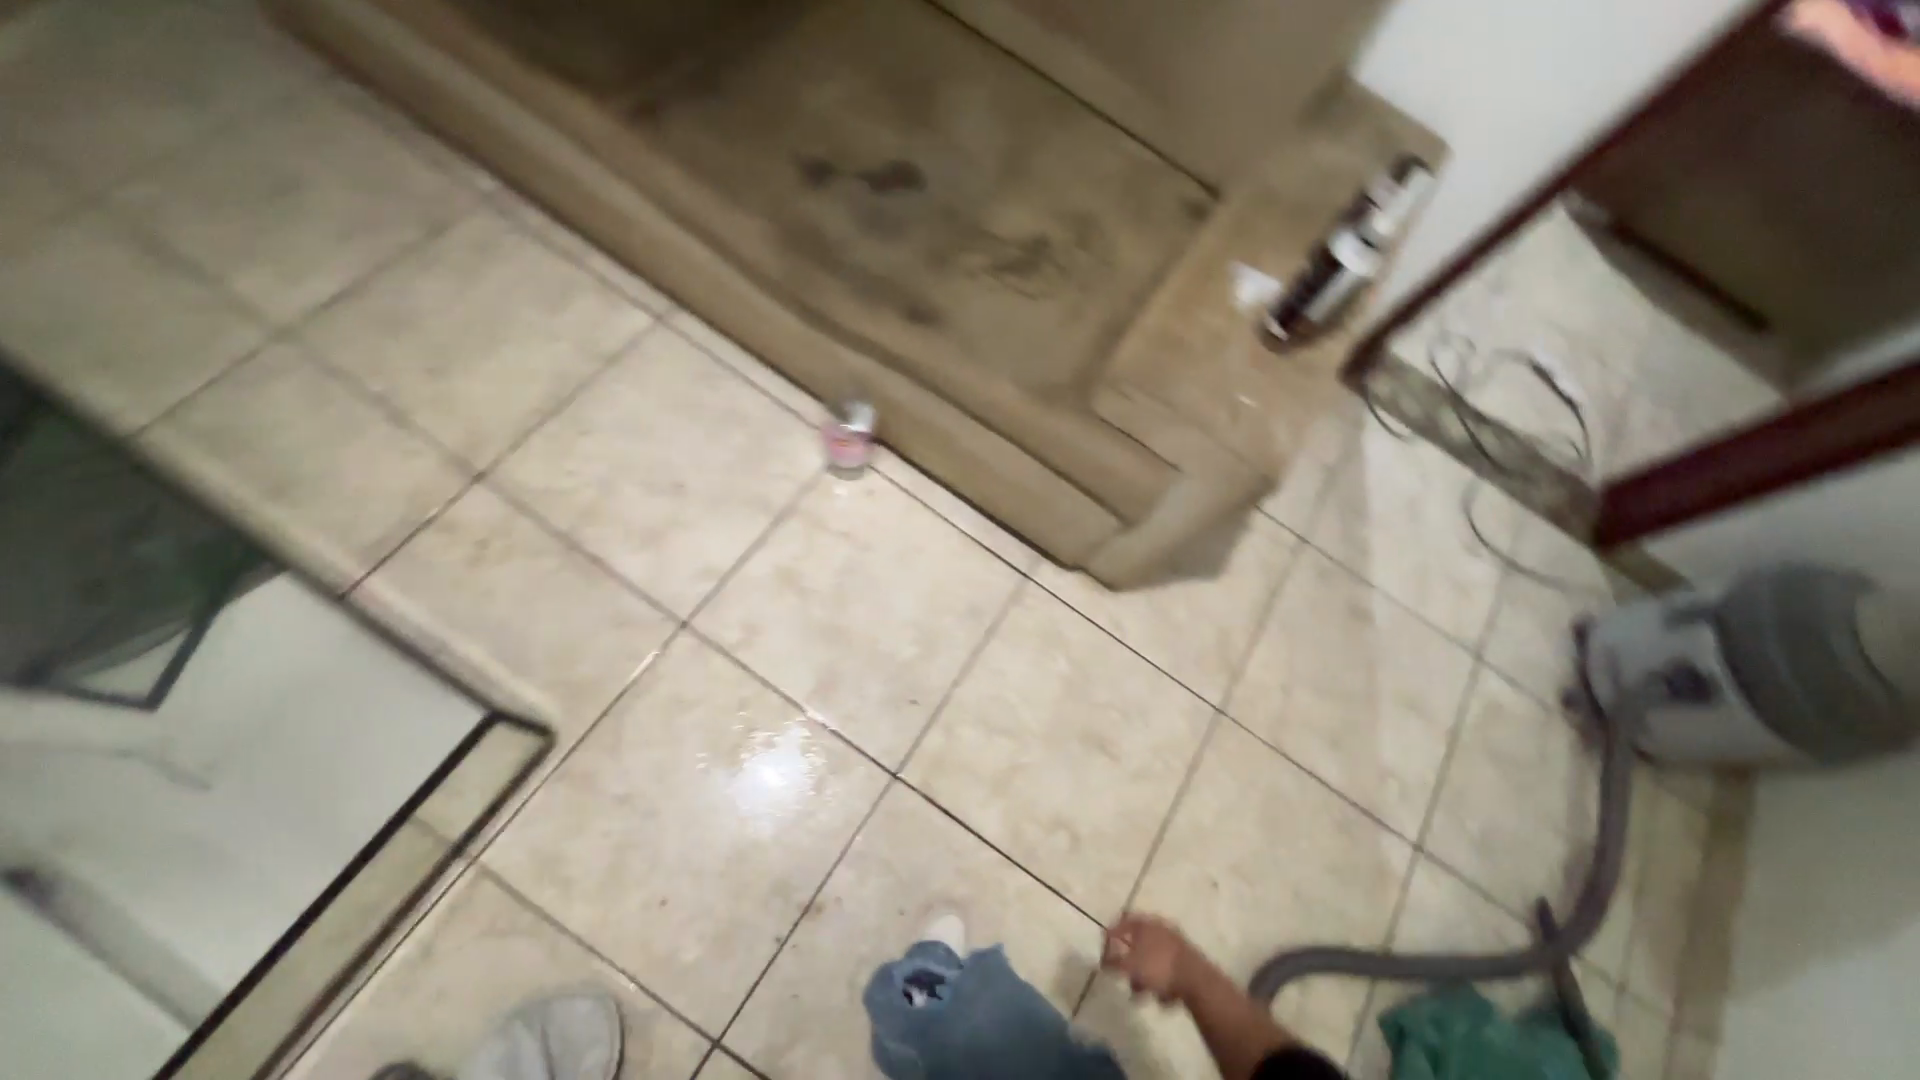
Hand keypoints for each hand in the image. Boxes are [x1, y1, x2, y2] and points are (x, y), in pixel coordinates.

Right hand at [1103, 913, 1200, 1003]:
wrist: (1197, 981)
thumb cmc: (1159, 968)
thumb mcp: (1129, 965)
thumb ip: (1113, 962)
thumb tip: (1102, 961)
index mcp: (1146, 924)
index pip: (1123, 921)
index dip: (1111, 934)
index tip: (1105, 950)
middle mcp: (1161, 928)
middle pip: (1139, 943)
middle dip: (1130, 964)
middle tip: (1125, 978)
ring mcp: (1177, 943)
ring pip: (1153, 959)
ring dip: (1145, 977)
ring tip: (1142, 995)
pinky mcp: (1188, 960)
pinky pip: (1168, 970)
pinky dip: (1162, 982)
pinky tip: (1163, 997)